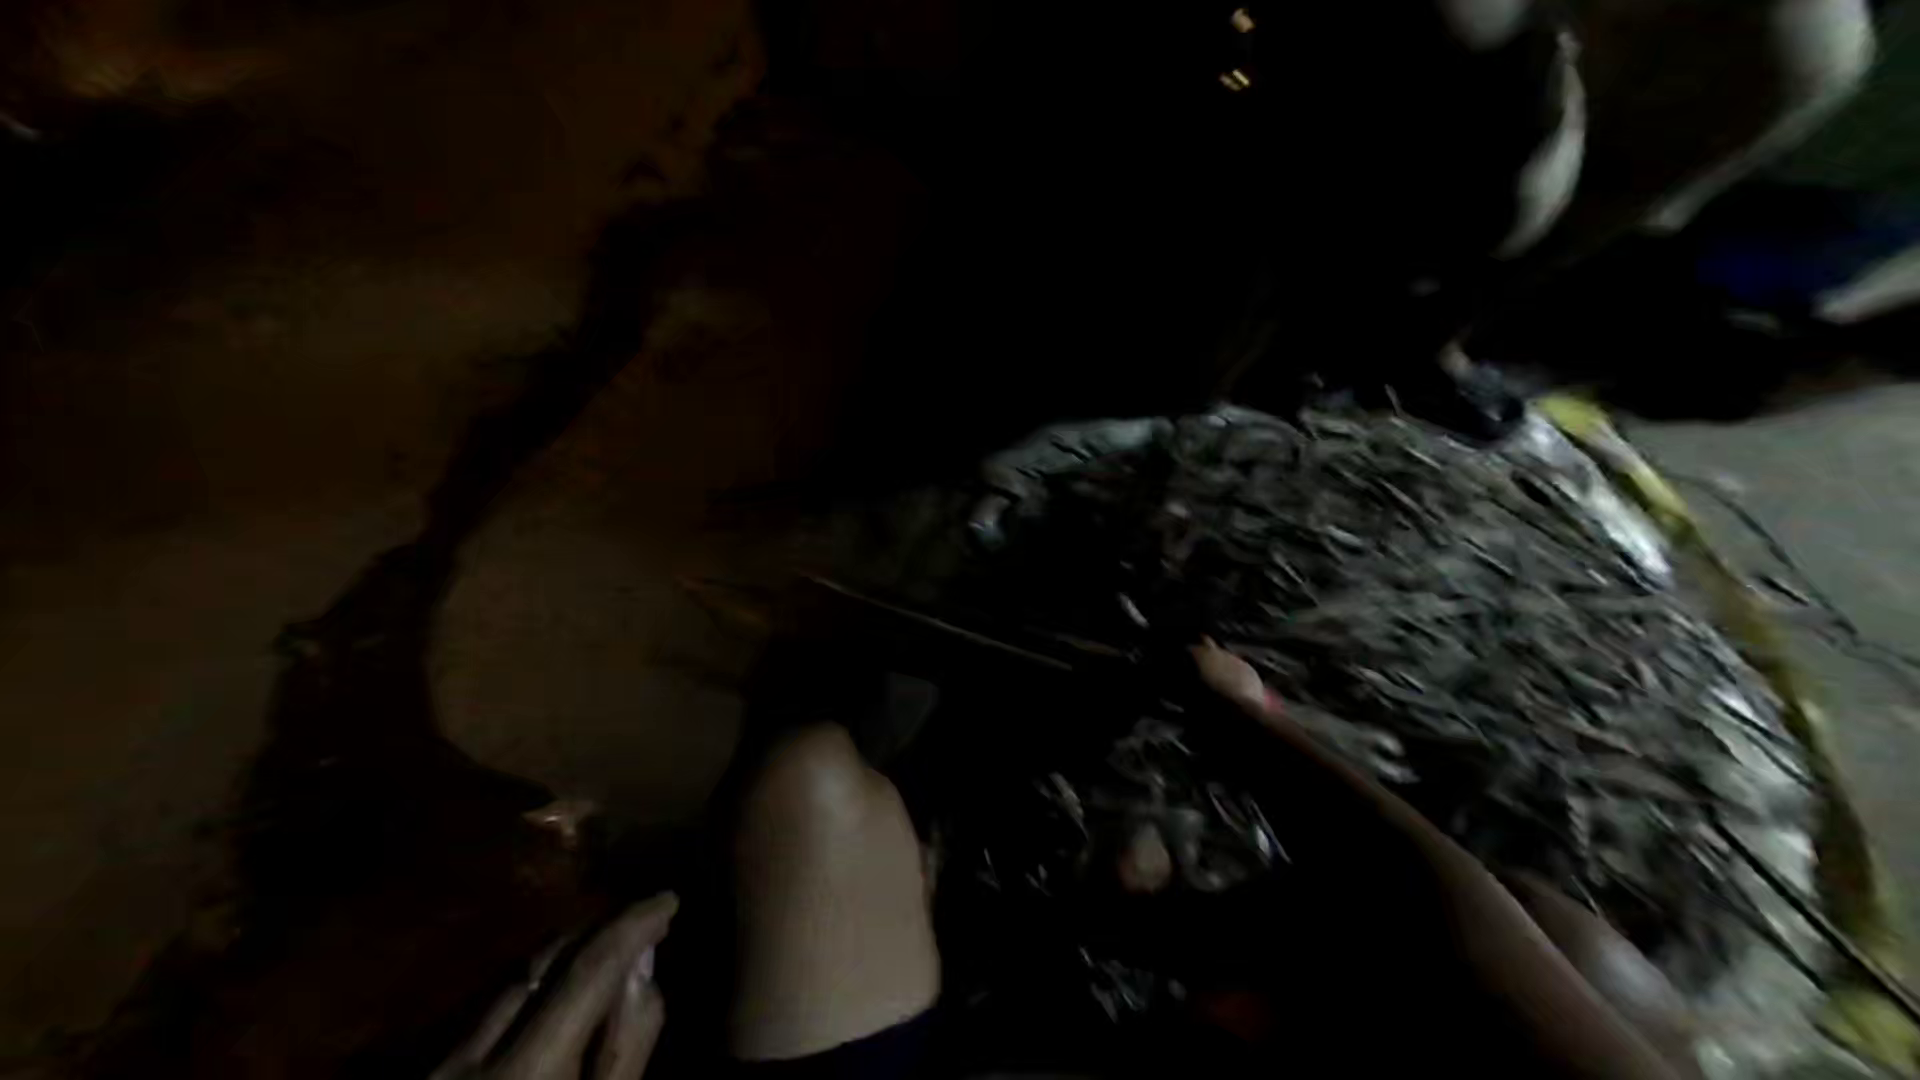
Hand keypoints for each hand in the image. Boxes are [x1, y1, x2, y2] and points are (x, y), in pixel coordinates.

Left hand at [432, 893, 676, 1079]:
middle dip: (602, 930)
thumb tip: (643, 965)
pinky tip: (558, 986)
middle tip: (645, 919)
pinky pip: (491, 1008)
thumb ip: (625, 1049)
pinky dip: (534, 984)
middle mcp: (473, 1055)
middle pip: (548, 962)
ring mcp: (440, 1064)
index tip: (668, 899)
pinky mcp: (428, 1072)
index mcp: (527, 1070)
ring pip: (516, 980)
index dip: (635, 925)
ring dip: (568, 952)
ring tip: (609, 944)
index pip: (591, 970)